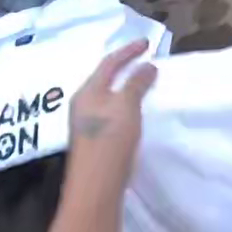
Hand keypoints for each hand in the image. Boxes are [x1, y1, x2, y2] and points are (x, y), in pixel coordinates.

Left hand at [64, 41, 157, 203]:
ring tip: (143, 81)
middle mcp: (83, 104)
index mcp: (88, 92)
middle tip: (144, 59)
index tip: (147, 43)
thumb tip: (148, 66)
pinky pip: (111, 111)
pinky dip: (124, 103)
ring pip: (107, 96)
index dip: (129, 51)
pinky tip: (134, 110)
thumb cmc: (110, 141)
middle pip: (105, 78)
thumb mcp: (126, 106)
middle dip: (124, 66)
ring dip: (125, 85)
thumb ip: (137, 83)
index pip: (109, 62)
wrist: (95, 189)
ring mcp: (86, 124)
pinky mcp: (94, 141)